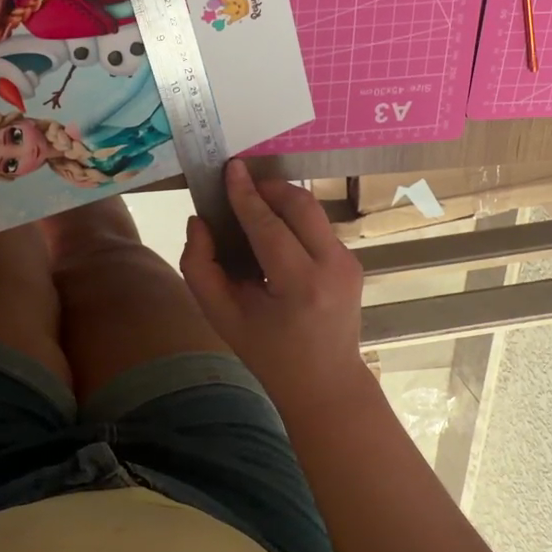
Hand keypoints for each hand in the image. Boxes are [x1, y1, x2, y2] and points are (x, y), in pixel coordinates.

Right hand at [183, 161, 372, 407]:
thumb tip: (199, 222)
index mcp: (299, 285)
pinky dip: (291, 218)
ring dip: (280, 200)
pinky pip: (317, 225)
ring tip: (252, 207)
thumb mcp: (220, 316)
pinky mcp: (352, 261)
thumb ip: (200, 266)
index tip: (231, 167)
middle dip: (268, 187)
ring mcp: (348, 263)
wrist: (325, 384)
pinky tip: (271, 232)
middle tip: (240, 185)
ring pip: (311, 210)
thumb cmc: (266, 352)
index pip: (268, 225)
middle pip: (300, 204)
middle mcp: (332, 267)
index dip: (245, 194)